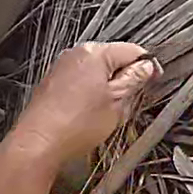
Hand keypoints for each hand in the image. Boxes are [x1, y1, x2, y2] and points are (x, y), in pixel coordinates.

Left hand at [1, 42, 159, 169]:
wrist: (38, 143)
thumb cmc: (75, 124)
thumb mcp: (117, 102)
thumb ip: (135, 80)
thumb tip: (147, 67)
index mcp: (95, 53)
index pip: (132, 50)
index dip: (147, 66)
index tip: (153, 81)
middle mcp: (76, 54)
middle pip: (113, 60)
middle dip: (125, 79)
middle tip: (129, 104)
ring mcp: (62, 68)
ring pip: (97, 72)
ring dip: (108, 89)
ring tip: (107, 113)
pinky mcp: (53, 83)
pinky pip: (81, 82)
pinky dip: (90, 95)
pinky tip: (89, 115)